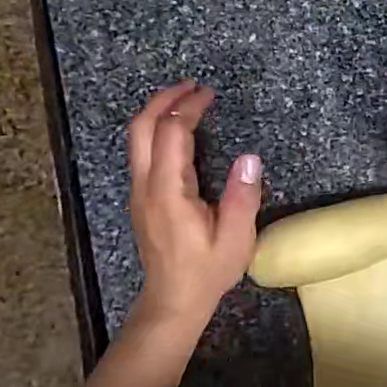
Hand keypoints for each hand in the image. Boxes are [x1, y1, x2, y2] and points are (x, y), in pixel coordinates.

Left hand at [126, 82, 262, 330]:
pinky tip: (178, 132)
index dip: (188, 108)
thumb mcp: (236, 239)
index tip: (208, 94)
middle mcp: (145, 185)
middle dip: (163, 99)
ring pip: (136, 138)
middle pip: (140, 127)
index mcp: (168, 191)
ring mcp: (138, 191)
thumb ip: (242, 197)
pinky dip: (157, 130)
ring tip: (185, 100)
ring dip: (157, 113)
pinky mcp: (141, 198)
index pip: (170, 134)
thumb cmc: (206, 272)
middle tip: (191, 85)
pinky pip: (142, 152)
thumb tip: (250, 157)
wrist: (172, 301)